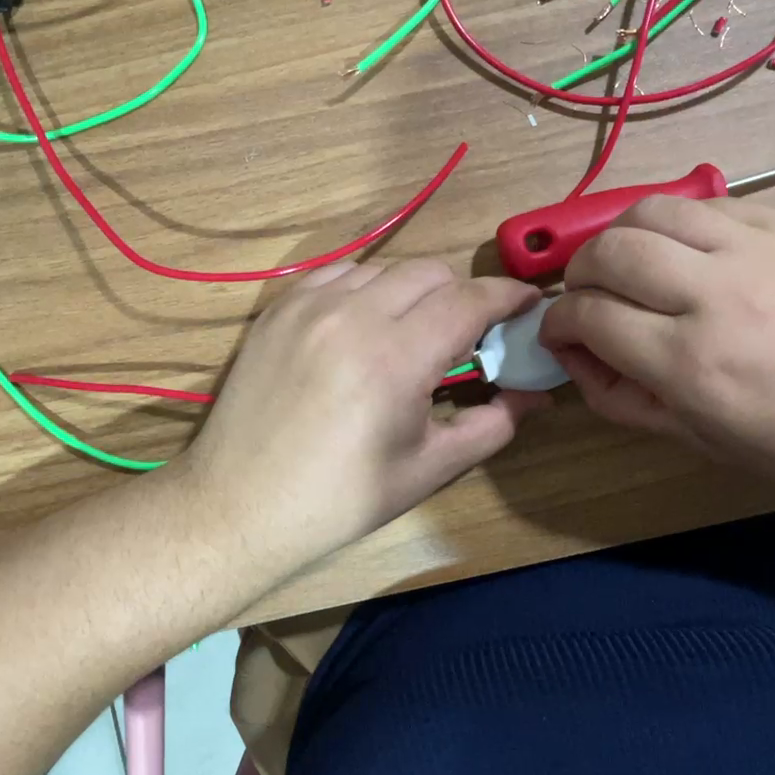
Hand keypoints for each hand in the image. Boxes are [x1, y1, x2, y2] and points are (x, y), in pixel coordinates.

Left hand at [177, 260, 547, 567]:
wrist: (239, 505)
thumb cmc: (341, 499)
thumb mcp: (427, 469)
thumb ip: (492, 424)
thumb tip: (535, 393)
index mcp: (396, 357)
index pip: (469, 300)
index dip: (507, 296)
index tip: (528, 302)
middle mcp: (353, 315)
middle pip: (431, 272)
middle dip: (462, 295)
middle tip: (469, 333)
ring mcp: (308, 306)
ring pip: (384, 269)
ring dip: (413, 290)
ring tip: (412, 330)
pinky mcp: (278, 310)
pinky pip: (337, 274)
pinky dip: (365, 287)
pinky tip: (364, 322)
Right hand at [538, 195, 774, 498]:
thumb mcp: (698, 440)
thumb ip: (621, 397)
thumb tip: (574, 354)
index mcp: (693, 365)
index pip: (589, 316)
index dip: (558, 322)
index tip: (560, 332)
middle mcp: (718, 296)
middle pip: (610, 251)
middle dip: (579, 272)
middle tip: (587, 294)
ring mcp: (757, 250)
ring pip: (651, 209)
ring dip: (620, 234)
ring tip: (628, 262)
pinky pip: (705, 204)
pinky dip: (676, 225)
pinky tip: (685, 252)